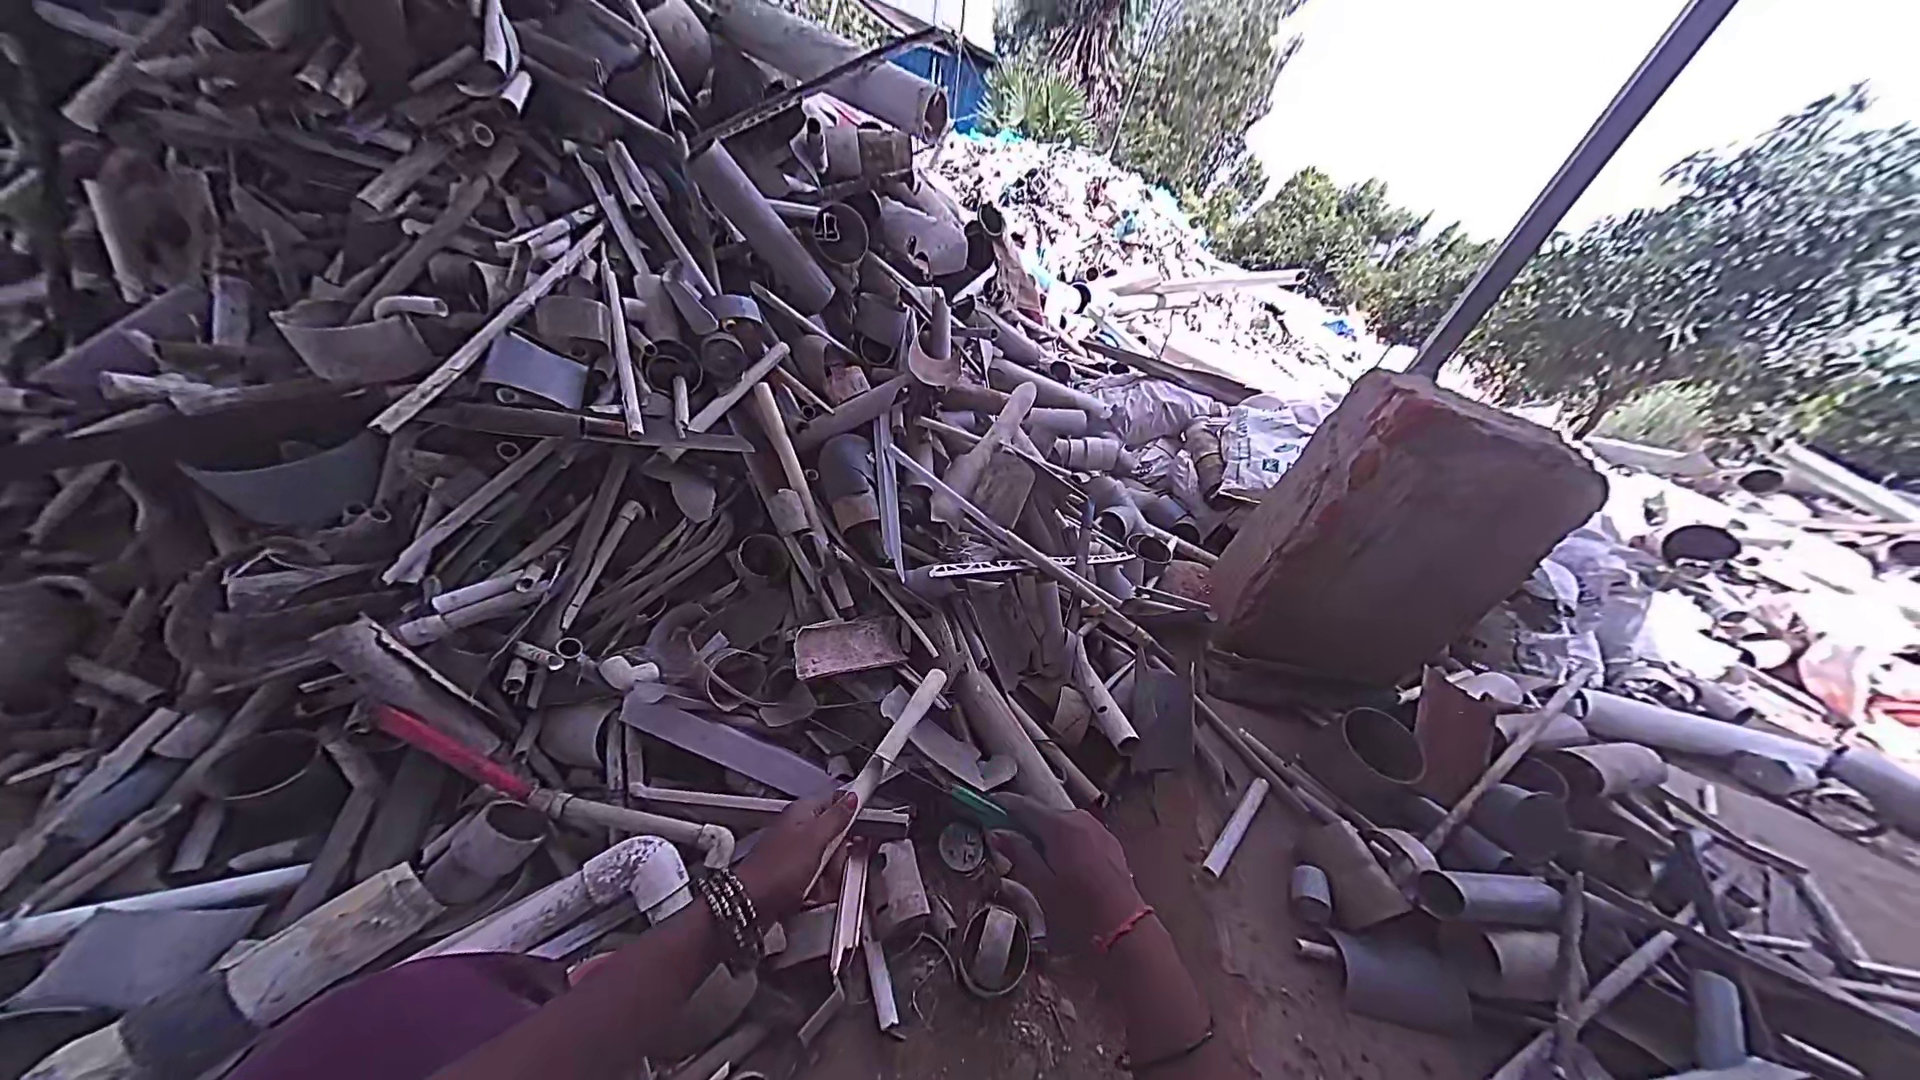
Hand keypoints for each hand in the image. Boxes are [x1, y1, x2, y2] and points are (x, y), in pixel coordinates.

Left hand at [733, 790, 856, 922]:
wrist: (750, 907)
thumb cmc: (774, 870)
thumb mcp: (814, 839)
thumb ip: (837, 817)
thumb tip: (853, 797)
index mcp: (803, 812)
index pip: (837, 802)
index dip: (853, 814)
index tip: (864, 827)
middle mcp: (801, 830)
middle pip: (838, 836)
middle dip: (841, 854)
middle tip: (833, 863)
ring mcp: (799, 854)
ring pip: (832, 860)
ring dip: (832, 874)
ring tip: (819, 883)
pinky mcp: (797, 876)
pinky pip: (821, 879)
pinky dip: (821, 888)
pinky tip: (814, 894)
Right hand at [988, 792, 1146, 951]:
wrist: (1126, 930)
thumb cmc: (1079, 912)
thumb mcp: (1041, 885)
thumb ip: (1019, 852)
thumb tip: (998, 832)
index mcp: (1060, 825)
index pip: (1023, 805)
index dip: (1002, 805)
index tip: (987, 809)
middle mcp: (1079, 818)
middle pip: (1042, 812)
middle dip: (1023, 823)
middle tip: (1007, 842)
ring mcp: (1096, 828)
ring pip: (1061, 822)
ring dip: (1044, 833)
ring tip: (1034, 859)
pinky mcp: (1108, 840)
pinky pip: (1078, 832)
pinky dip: (1064, 840)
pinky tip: (1061, 864)